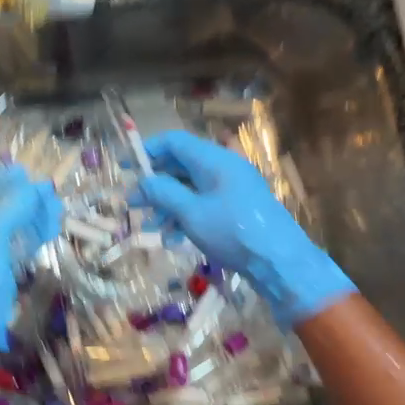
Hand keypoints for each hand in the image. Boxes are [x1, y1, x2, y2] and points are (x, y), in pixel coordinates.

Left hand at [0, 165, 62, 349]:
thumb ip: (13, 206)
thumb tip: (38, 186)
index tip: (24, 171)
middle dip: (24, 197)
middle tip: (49, 190)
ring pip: (13, 224)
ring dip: (34, 214)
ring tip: (57, 206)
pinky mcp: (1, 267)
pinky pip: (19, 242)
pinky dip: (35, 233)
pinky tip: (53, 224)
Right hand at [132, 130, 354, 328]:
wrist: (280, 263)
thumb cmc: (233, 232)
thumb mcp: (191, 213)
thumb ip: (163, 193)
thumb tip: (142, 181)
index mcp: (214, 160)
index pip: (174, 142)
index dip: (147, 151)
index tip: (124, 168)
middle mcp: (223, 169)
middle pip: (180, 166)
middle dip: (154, 184)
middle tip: (131, 203)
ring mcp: (232, 190)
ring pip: (190, 188)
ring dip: (166, 205)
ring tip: (148, 226)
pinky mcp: (236, 210)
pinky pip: (203, 204)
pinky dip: (184, 216)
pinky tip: (171, 238)